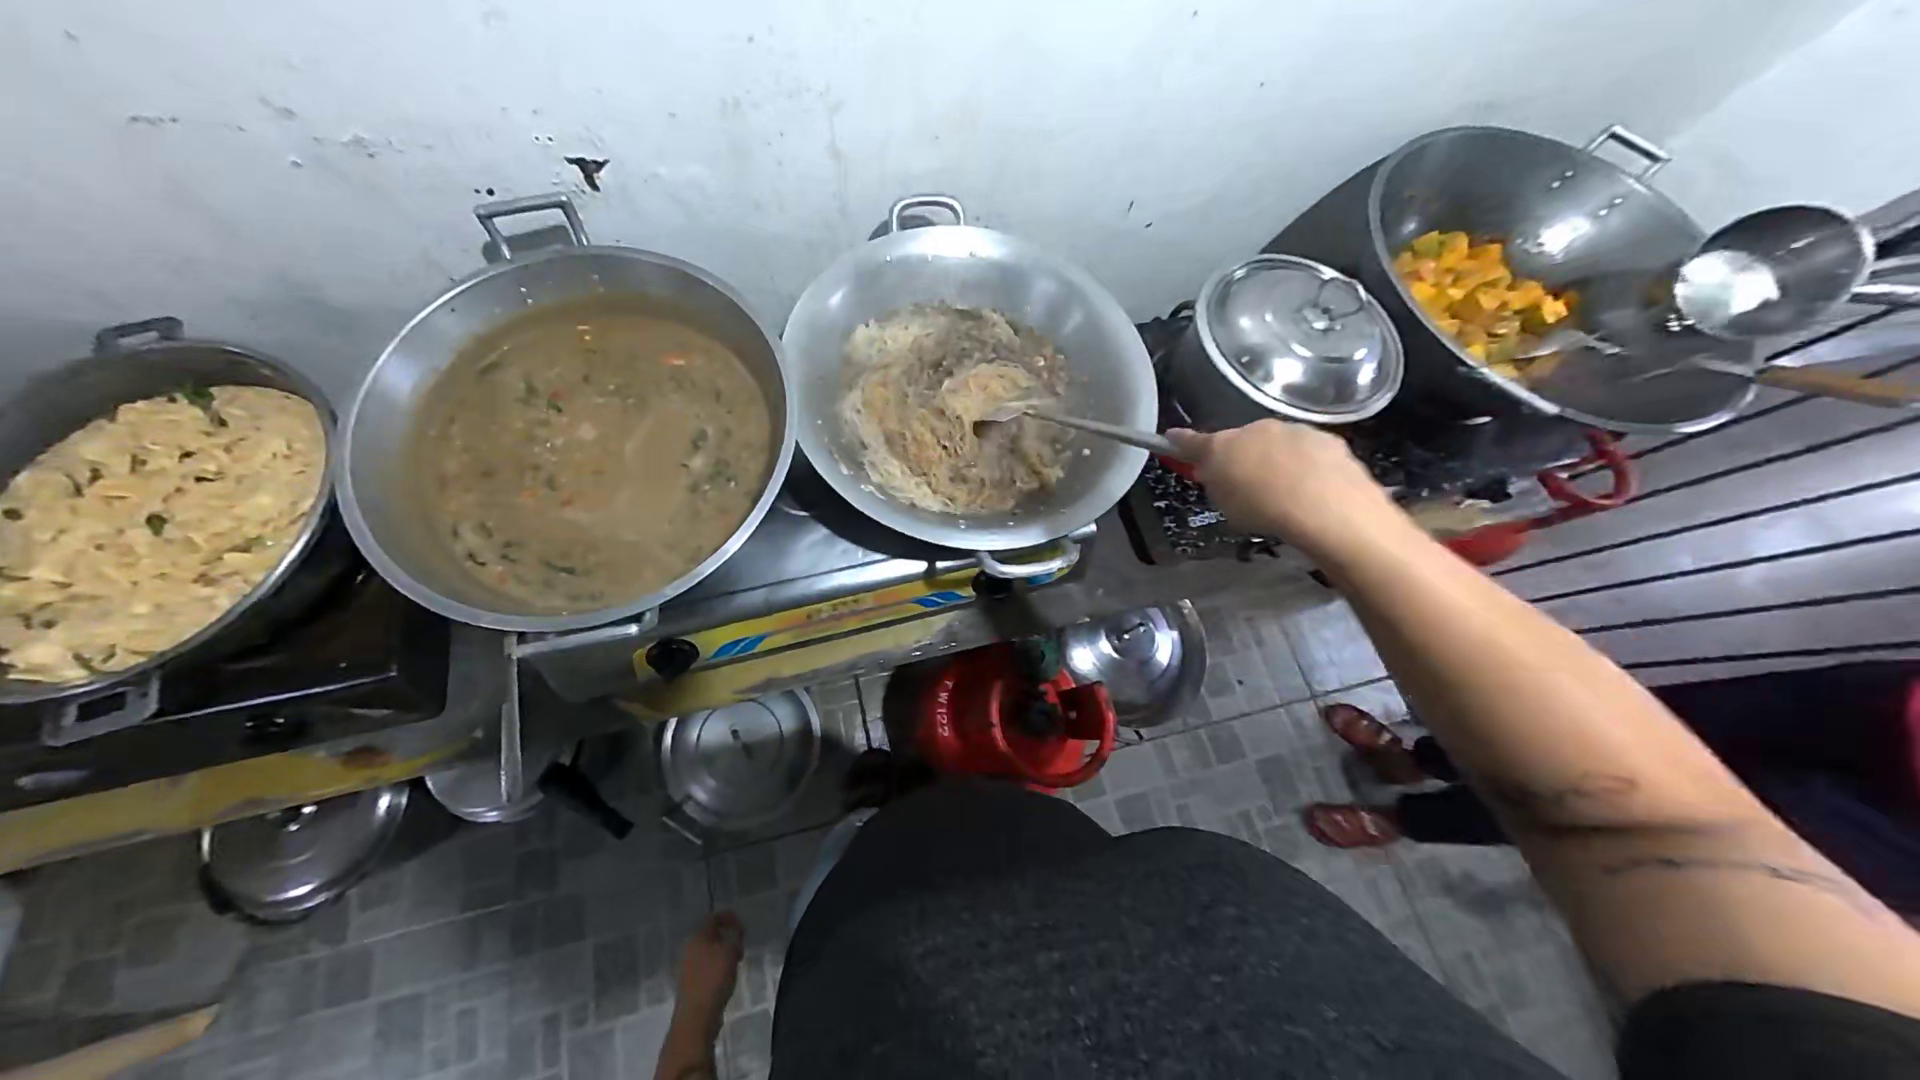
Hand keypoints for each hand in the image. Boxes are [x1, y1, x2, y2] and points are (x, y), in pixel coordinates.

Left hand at [657, 912, 746, 1079]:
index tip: (742, 927)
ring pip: (709, 950)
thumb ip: (734, 934)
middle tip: (741, 947)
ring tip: (735, 963)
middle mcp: (689, 949)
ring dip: (723, 952)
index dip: (729, 918)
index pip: (713, 917)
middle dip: (728, 937)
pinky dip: (717, 965)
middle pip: (711, 934)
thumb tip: (733, 928)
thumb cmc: (715, 979)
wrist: (696, 1017)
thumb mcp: (731, 950)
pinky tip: (725, 976)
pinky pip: (706, 965)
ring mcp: (687, 967)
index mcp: (698, 937)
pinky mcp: (689, 982)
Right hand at [1165, 420, 1404, 558]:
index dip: (1181, 442)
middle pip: (1243, 441)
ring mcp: (1297, 432)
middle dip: (1242, 457)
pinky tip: (1313, 495)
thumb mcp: (1225, 503)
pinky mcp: (1331, 442)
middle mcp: (1260, 429)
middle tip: (1246, 488)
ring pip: (1279, 445)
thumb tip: (1209, 468)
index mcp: (1225, 443)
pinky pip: (1310, 454)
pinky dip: (1308, 468)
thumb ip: (1215, 481)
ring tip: (1286, 497)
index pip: (1196, 441)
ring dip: (1278, 462)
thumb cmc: (1264, 509)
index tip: (1171, 438)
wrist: (1329, 509)